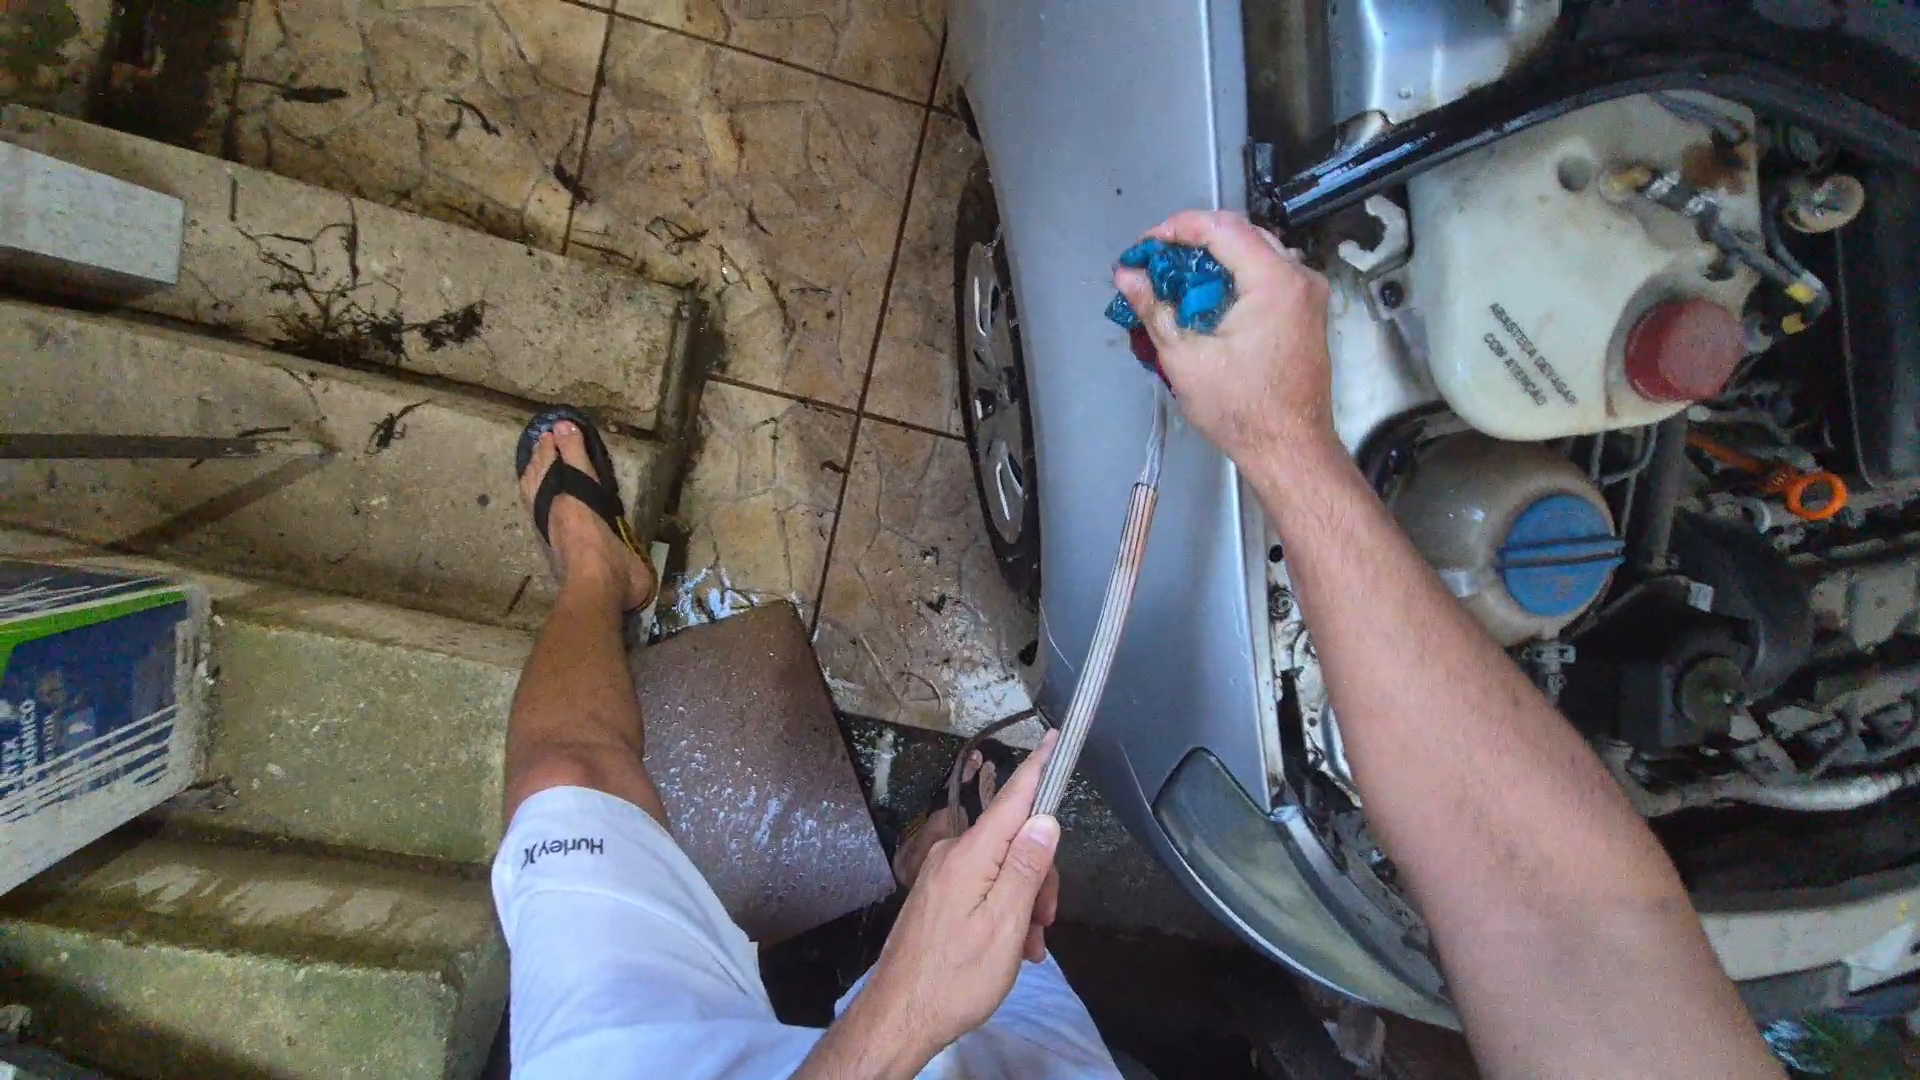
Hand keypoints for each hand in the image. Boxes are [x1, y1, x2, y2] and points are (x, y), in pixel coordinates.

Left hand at [868, 732, 1063, 1059]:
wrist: (898, 1017)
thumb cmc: (955, 977)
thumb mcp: (1004, 926)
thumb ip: (1026, 868)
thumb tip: (1045, 819)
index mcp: (971, 854)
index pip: (1013, 798)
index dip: (1037, 767)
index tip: (1053, 736)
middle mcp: (954, 853)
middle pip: (1014, 839)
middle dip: (1039, 874)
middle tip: (1045, 921)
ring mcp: (944, 872)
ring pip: (1002, 866)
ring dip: (1023, 900)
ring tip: (1027, 945)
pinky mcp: (939, 892)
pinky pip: (983, 885)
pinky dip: (1004, 908)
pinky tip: (1011, 946)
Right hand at [1114, 210, 1337, 467]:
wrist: (1288, 447)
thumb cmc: (1241, 410)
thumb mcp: (1184, 358)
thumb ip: (1154, 308)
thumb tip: (1128, 276)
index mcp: (1273, 281)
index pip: (1221, 227)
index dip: (1176, 228)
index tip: (1145, 247)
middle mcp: (1299, 278)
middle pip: (1240, 234)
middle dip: (1193, 242)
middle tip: (1156, 263)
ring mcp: (1308, 295)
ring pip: (1255, 254)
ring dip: (1213, 260)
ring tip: (1176, 282)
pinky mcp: (1306, 313)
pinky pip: (1268, 277)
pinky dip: (1234, 279)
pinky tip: (1207, 302)